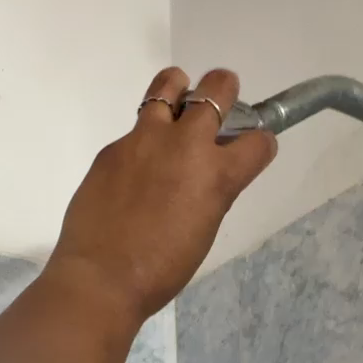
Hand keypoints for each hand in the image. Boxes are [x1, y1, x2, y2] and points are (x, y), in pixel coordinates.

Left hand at [47, 68, 277, 320]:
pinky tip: (134, 174)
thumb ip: (210, 195)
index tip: (253, 151)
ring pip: (169, 85)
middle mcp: (185, 144)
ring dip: (179, 90)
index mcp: (217, 175)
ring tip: (175, 108)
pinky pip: (134, 131)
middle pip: (217, 88)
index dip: (260, 145)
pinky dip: (143, 143)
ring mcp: (144, 139)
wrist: (102, 278)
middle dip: (224, 92)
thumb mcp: (202, 233)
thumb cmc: (161, 271)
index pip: (257, 142)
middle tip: (218, 108)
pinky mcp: (112, 148)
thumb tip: (206, 177)